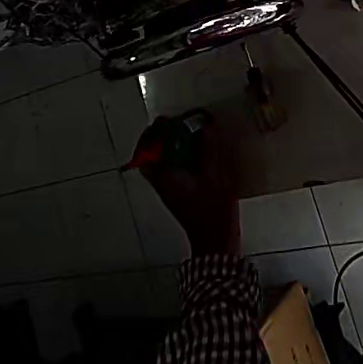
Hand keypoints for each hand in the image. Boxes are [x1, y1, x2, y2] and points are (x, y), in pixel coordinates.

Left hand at [139, 123, 241, 256]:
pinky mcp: (177, 194)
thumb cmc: (214, 212)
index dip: (153, 133)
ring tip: (184, 134)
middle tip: (174, 124)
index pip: (146, 150)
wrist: (216, 243)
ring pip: (157, 163)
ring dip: (166, 147)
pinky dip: (175, 158)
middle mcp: (161, 183)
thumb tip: (207, 126)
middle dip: (158, 138)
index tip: (166, 120)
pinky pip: (168, 170)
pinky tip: (194, 154)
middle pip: (148, 155)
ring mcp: (167, 190)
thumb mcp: (216, 176)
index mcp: (165, 177)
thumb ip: (210, 150)